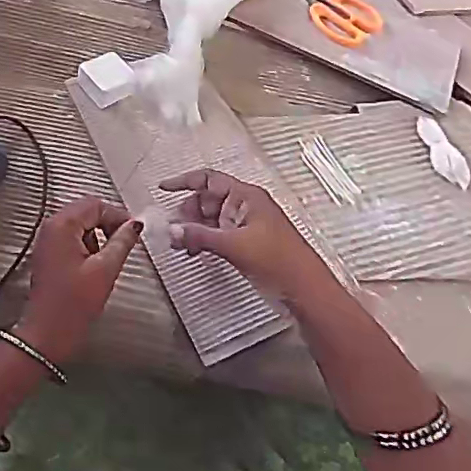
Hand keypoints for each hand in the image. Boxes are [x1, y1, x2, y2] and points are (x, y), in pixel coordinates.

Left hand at [14, 197, 141, 362]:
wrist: (47, 333)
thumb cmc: (72, 305)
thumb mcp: (105, 270)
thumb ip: (122, 242)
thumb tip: (134, 226)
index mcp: (62, 225)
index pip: (95, 204)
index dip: (117, 215)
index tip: (134, 230)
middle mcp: (50, 227)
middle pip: (85, 210)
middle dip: (108, 223)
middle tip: (126, 240)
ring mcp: (47, 240)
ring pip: (79, 224)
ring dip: (98, 234)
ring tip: (110, 256)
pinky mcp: (48, 254)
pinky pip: (71, 237)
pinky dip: (87, 244)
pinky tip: (95, 264)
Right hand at [160, 169, 336, 302]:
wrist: (306, 292)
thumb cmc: (281, 262)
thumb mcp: (234, 246)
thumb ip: (199, 236)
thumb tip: (173, 229)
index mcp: (246, 197)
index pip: (208, 179)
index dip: (184, 181)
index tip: (164, 188)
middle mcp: (245, 207)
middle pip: (206, 200)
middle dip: (186, 212)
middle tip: (171, 227)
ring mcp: (245, 226)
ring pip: (210, 219)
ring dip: (192, 229)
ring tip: (178, 243)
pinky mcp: (245, 244)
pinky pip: (216, 235)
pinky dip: (202, 240)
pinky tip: (192, 250)